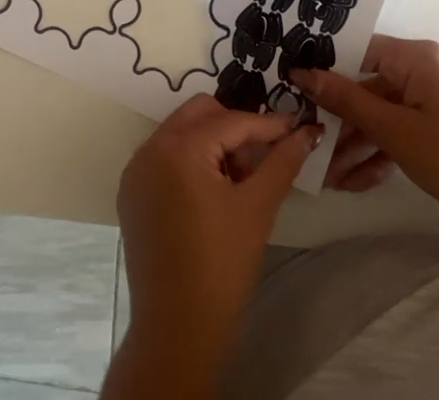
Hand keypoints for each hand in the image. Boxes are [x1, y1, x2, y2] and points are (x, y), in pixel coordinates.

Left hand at [117, 96, 321, 336]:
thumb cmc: (222, 263)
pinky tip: (213, 195)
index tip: (300, 128)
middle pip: (199, 114)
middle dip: (235, 127)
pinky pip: (164, 159)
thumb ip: (282, 161)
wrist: (177, 324)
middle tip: (262, 159)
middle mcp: (149, 149)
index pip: (231, 121)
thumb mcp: (258, 207)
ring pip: (180, 133)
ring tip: (240, 182)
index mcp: (178, 148)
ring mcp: (135, 172)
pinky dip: (191, 162)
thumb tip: (307, 132)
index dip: (269, 125)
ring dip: (213, 143)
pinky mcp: (131, 194)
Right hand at [291, 35, 438, 229]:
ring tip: (329, 177)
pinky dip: (384, 149)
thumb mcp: (395, 131)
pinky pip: (404, 127)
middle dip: (339, 121)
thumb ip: (347, 100)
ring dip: (357, 143)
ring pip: (384, 112)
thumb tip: (303, 72)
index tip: (291, 90)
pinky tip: (358, 181)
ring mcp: (436, 96)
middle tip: (307, 143)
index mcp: (416, 58)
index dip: (323, 70)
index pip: (357, 50)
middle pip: (368, 85)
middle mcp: (426, 68)